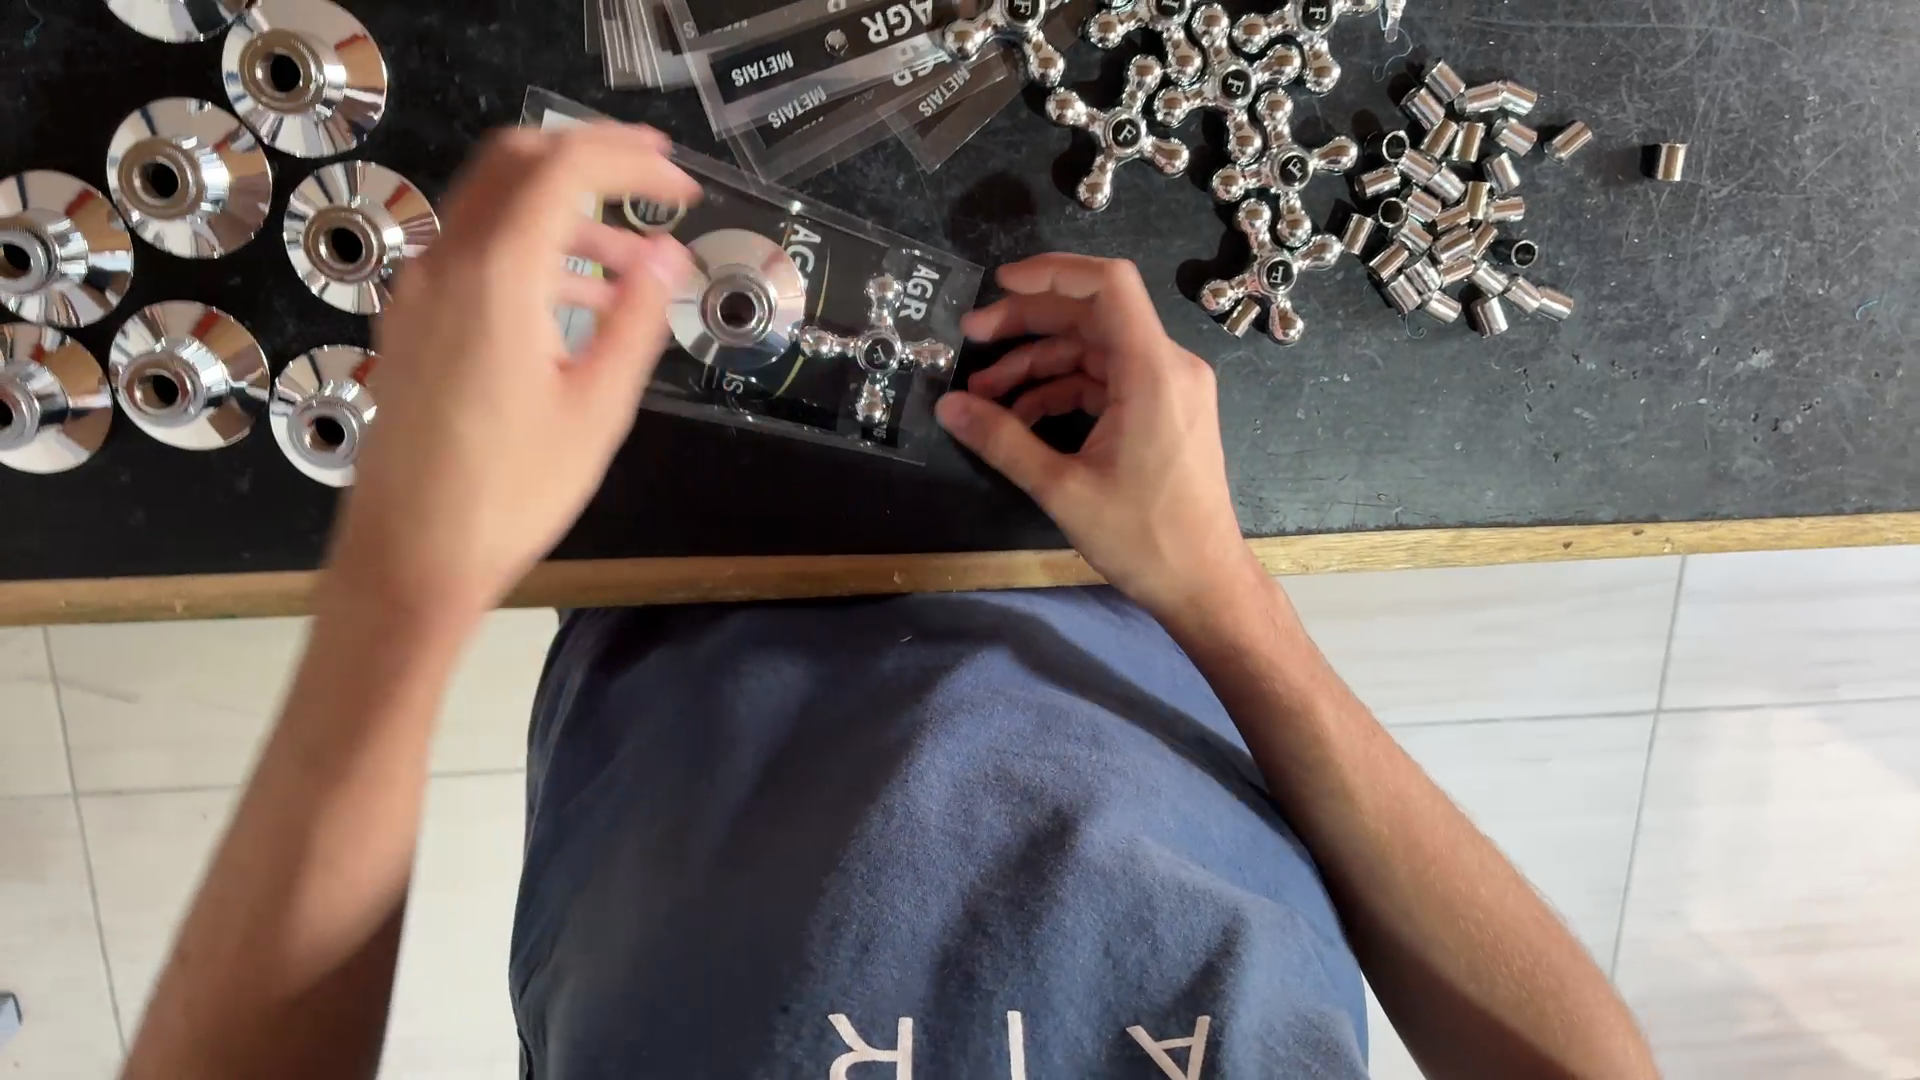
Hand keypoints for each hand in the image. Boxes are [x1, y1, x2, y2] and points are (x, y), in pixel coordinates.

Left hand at [329, 123, 701, 621]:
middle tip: (659, 181)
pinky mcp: (419, 322)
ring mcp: (422, 291)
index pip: (563, 171)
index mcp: (497, 278)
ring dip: (571, 218)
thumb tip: (669, 255)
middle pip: (517, 163)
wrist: (414, 555)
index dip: (630, 162)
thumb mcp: (598, 408)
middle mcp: (446, 264)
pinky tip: (584, 305)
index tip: (685, 187)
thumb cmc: (517, 490)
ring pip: (498, 209)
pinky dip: (539, 255)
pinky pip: (481, 255)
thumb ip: (635, 321)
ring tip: (639, 269)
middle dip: (593, 158)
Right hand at [935, 254, 1263, 625]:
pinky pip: (1108, 383)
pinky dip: (1064, 392)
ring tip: (985, 396)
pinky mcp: (1165, 411)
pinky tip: (1024, 419)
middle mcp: (1169, 366)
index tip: (999, 285)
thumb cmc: (1143, 538)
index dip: (1051, 272)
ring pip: (1095, 353)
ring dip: (1039, 367)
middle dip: (1028, 325)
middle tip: (972, 340)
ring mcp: (1170, 388)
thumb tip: (948, 407)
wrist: (1203, 582)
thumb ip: (1002, 440)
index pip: (1108, 285)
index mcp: (1153, 371)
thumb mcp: (1062, 489)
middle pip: (1092, 317)